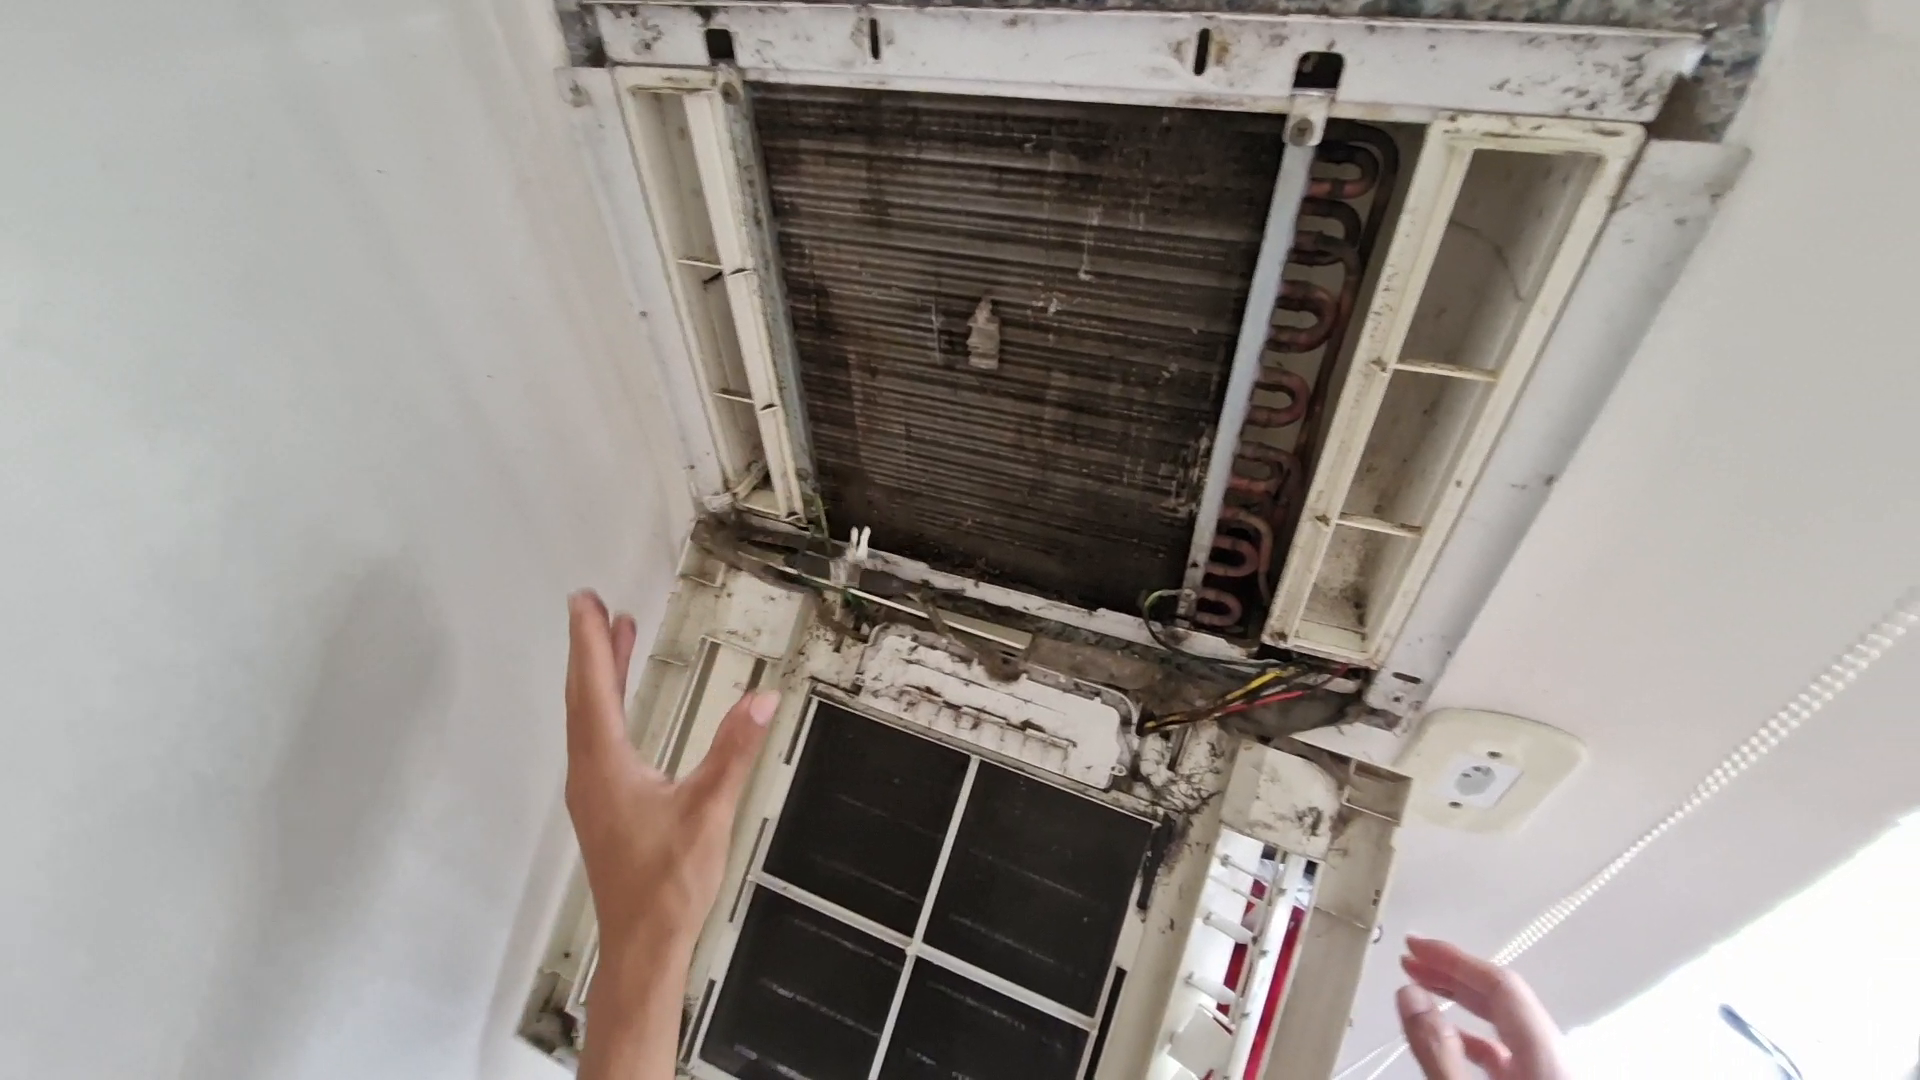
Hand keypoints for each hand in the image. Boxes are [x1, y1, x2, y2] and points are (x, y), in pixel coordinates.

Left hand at [563, 590, 777, 1079]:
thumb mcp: (709, 809)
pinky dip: (608, 707)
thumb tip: (763, 698)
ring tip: (616, 638)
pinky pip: (599, 739)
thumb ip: (734, 751)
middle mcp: (590, 772)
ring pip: (589, 720)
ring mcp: (594, 790)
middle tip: (594, 607)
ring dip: (600, 676)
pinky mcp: (605, 805)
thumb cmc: (671, 879)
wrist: (643, 944)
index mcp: (605, 766)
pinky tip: (625, 707)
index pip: (593, 691)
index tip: (584, 602)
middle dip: (590, 650)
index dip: (589, 643)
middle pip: (584, 699)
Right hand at [1396, 937, 1568, 1079]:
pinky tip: (1448, 1035)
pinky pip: (1512, 1049)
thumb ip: (1439, 1049)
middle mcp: (1559, 1062)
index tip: (1415, 945)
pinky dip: (1476, 1032)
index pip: (1502, 984)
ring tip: (1421, 988)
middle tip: (1411, 959)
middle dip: (1452, 973)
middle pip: (1506, 999)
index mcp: (1548, 1057)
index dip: (1454, 957)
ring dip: (1461, 999)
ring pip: (1508, 1023)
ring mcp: (1554, 1075)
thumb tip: (1410, 994)